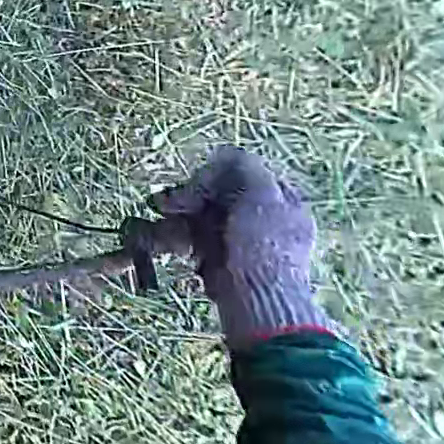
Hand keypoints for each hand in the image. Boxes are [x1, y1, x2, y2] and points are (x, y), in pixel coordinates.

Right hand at [154, 147, 332, 346]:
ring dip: (176, 213)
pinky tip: (170, 238)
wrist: (255, 293)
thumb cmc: (264, 243)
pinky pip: (188, 233)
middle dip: (189, 194)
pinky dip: (175, 233)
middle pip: (213, 191)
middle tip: (172, 204)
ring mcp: (236, 235)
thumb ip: (247, 168)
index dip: (215, 173)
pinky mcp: (214, 252)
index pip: (240, 173)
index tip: (199, 181)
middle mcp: (259, 215)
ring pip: (195, 211)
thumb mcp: (264, 197)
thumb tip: (227, 150)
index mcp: (280, 200)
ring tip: (164, 218)